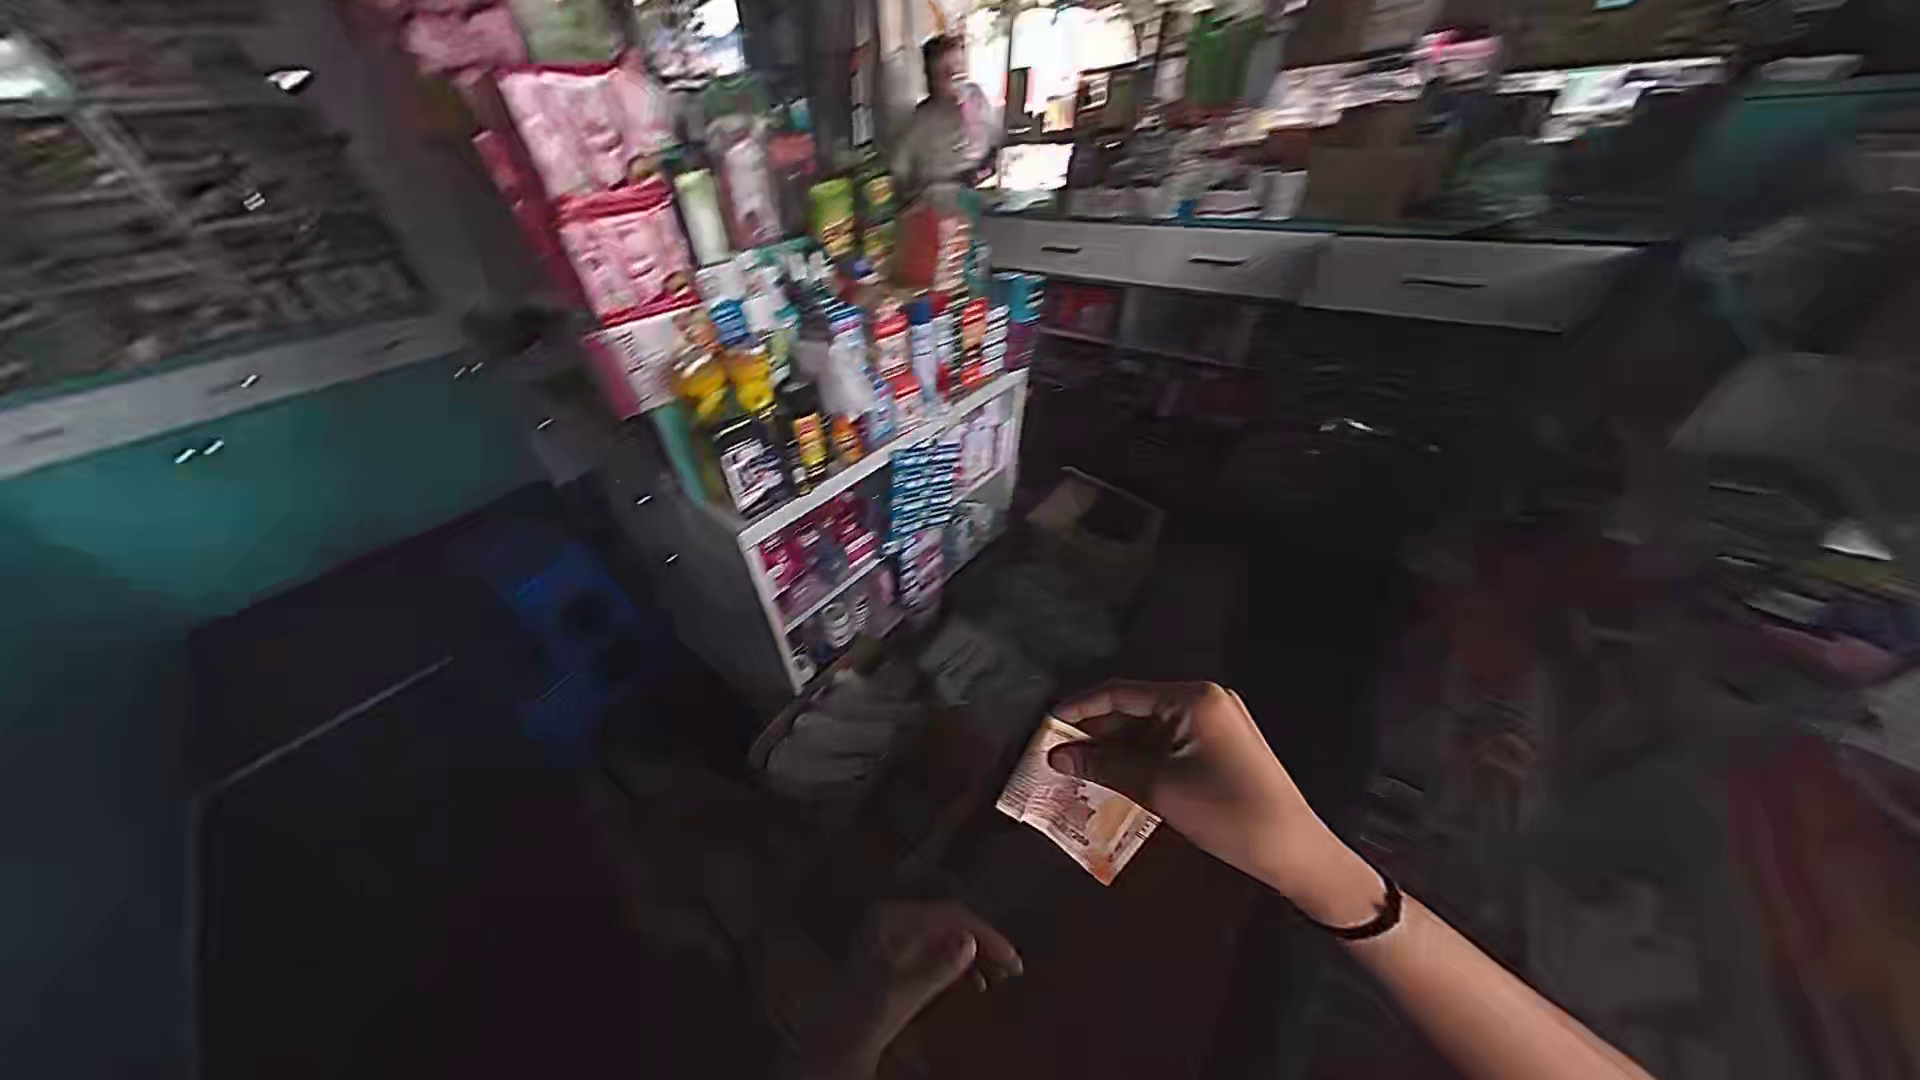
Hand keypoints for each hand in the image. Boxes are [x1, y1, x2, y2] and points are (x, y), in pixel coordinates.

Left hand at [792, 902, 1021, 1077]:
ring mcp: (889, 946)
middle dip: (981, 943)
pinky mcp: (890, 970)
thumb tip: (969, 940)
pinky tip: (969, 988)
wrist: (813, 1065)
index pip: (948, 913)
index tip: (1013, 962)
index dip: (984, 934)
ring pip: (942, 940)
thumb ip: (927, 974)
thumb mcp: (888, 1006)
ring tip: (997, 979)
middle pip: (948, 924)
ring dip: (971, 958)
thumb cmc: (844, 1034)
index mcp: (888, 923)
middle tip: (1012, 971)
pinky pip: (931, 960)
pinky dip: (953, 972)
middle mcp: (889, 926)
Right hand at [1048, 681, 1381, 925]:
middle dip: (1098, 732)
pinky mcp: (1218, 743)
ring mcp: (1213, 720)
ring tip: (1080, 767)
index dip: (1082, 707)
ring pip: (1149, 728)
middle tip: (1060, 752)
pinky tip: (1115, 774)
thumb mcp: (1159, 788)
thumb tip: (1057, 757)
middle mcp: (1203, 699)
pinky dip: (1140, 757)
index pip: (1122, 693)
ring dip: (1117, 747)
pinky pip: (1167, 742)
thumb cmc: (1227, 813)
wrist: (1297, 853)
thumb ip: (1104, 766)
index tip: (1050, 724)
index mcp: (1192, 697)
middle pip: (1135, 709)